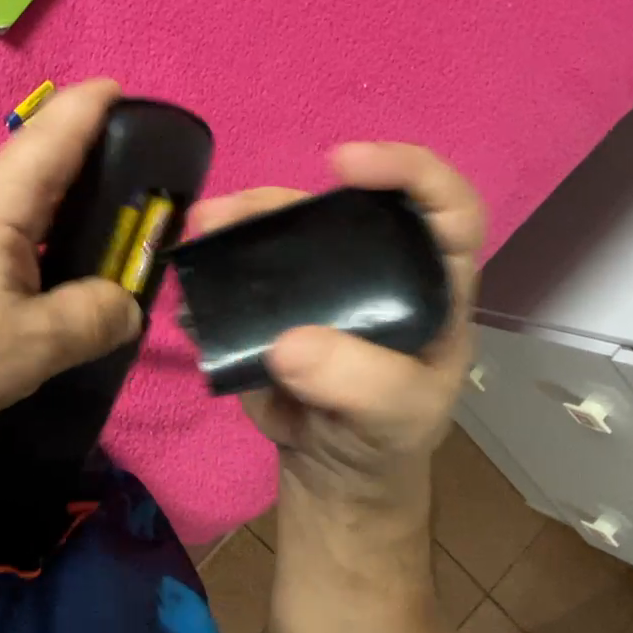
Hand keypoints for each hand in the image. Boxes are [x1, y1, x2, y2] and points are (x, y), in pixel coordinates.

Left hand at [0, 79, 143, 441]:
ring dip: (59, 196)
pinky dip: (35, 227)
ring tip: (102, 213)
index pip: (48, 139)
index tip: (120, 90)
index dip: (88, 108)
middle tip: (134, 164)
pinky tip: (52, 256)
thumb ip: (97, 316)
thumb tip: (126, 304)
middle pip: (33, 162)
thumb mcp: (40, 344)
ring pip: (14, 195)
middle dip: (83, 153)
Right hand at [190, 144, 485, 515]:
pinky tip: (191, 277)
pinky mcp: (270, 306)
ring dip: (237, 222)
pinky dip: (212, 267)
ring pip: (280, 234)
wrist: (328, 467)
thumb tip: (287, 343)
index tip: (345, 165)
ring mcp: (317, 285)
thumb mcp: (396, 415)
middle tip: (230, 210)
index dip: (406, 172)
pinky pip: (240, 274)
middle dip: (282, 199)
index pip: (441, 209)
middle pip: (336, 211)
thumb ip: (360, 382)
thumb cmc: (383, 436)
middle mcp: (374, 269)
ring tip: (201, 227)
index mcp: (427, 283)